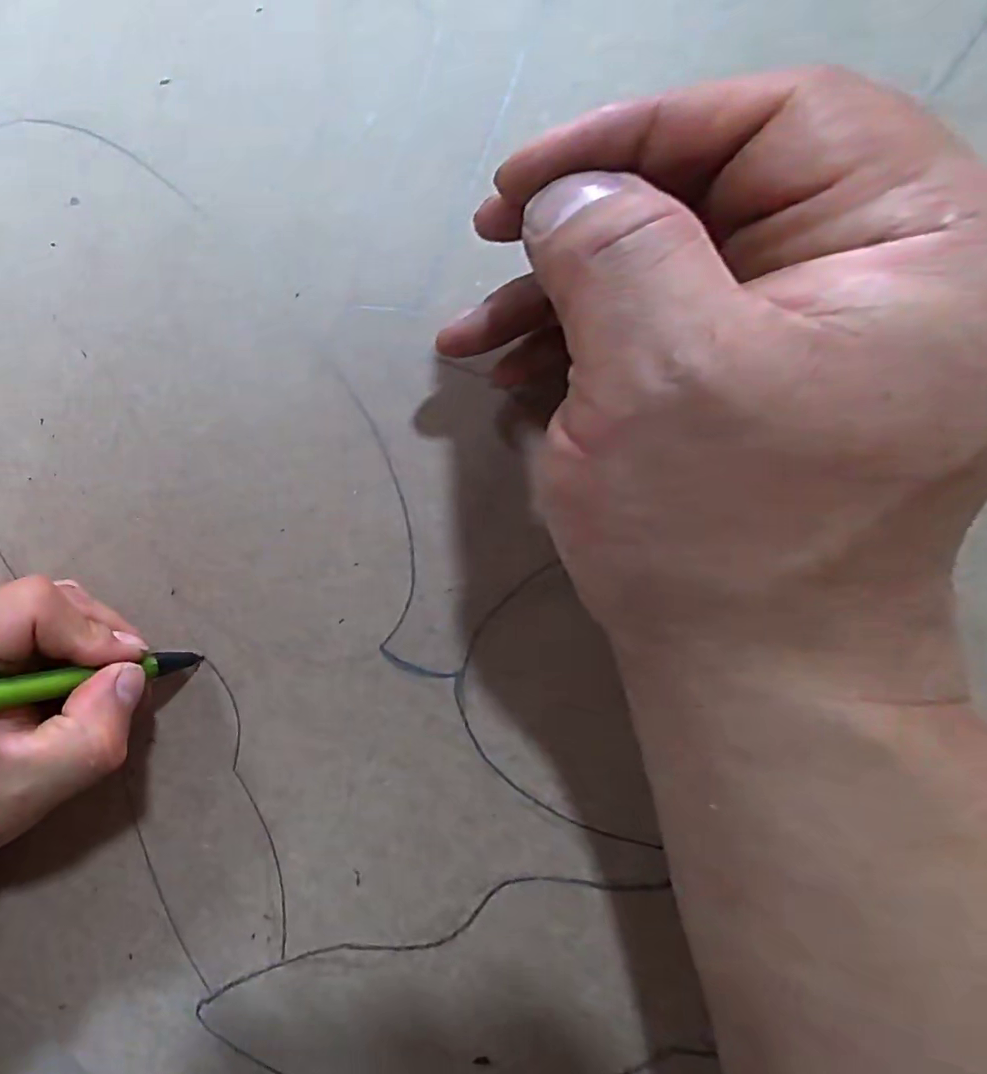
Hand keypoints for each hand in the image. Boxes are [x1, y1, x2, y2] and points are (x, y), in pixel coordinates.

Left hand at [0, 576, 149, 875]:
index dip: (90, 631)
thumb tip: (132, 672)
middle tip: (128, 682)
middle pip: (40, 599)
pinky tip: (68, 684)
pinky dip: (66, 647)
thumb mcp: (38, 783)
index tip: (132, 671)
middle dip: (96, 636)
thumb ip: (94, 730)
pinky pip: (32, 620)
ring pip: (42, 606)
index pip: (31, 605)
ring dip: (85, 641)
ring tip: (99, 688)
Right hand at [436, 67, 986, 693]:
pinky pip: (644, 326)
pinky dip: (565, 340)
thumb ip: (617, 255)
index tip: (517, 180)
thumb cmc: (713, 518)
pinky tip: (508, 374)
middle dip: (580, 216)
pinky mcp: (730, 379)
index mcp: (909, 240)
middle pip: (706, 192)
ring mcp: (791, 331)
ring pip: (659, 264)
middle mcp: (865, 270)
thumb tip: (562, 190)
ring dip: (550, 292)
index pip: (776, 120)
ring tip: (465, 341)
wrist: (741, 651)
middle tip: (485, 238)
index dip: (636, 131)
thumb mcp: (659, 373)